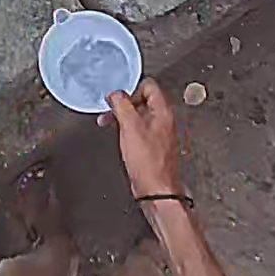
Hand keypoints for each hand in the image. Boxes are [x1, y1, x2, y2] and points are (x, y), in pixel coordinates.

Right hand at [104, 78, 180, 198]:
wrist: (156, 190)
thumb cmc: (149, 163)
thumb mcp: (130, 127)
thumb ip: (122, 105)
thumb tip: (116, 93)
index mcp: (163, 110)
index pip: (148, 85)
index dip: (131, 89)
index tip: (118, 98)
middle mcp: (164, 119)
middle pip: (143, 99)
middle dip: (124, 103)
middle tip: (111, 110)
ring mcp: (159, 132)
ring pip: (139, 114)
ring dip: (123, 116)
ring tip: (110, 122)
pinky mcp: (153, 144)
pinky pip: (139, 128)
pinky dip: (127, 128)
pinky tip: (119, 136)